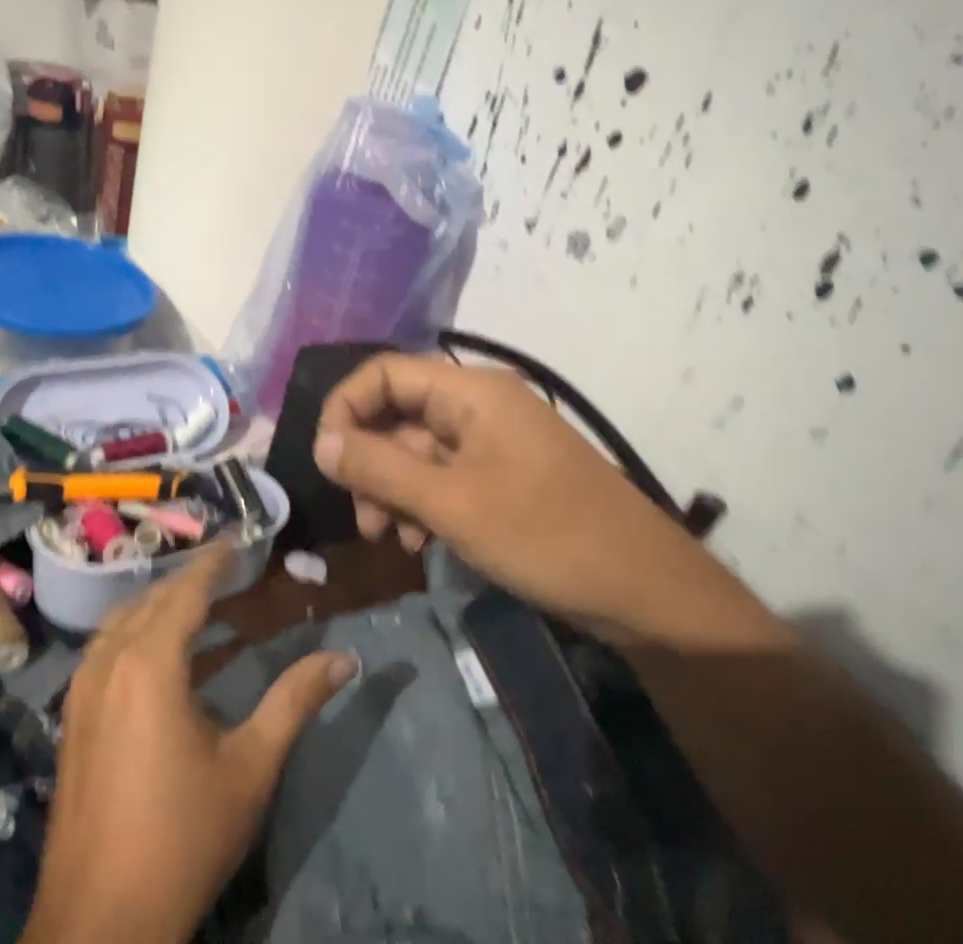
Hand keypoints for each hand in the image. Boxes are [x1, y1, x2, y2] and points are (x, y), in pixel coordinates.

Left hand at [22, 545, 359, 943]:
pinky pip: (105, 653)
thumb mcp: (251, 764)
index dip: (214, 562)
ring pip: (121, 624)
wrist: (103, 911)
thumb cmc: (185, 833)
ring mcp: (81, 691)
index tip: (237, 538)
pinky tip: (166, 659)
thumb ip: (295, 701)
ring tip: (205, 607)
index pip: (186, 591)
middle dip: (190, 581)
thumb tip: (345, 659)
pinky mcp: (72, 718)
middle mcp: (106, 663)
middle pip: (150, 601)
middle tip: (231, 570)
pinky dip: (137, 637)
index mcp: (149, 663)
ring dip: (161, 608)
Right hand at [313, 352, 695, 635]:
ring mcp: (493, 446)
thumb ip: (379, 469)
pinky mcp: (502, 481)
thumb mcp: (451, 504)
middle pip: (396, 417)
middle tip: (365, 521)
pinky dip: (422, 507)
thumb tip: (319, 443)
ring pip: (416, 455)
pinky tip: (421, 544)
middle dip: (369, 466)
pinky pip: (443, 481)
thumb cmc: (545, 535)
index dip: (345, 410)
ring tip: (392, 540)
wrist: (643, 589)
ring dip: (392, 493)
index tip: (327, 463)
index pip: (383, 375)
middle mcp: (479, 408)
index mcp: (471, 393)